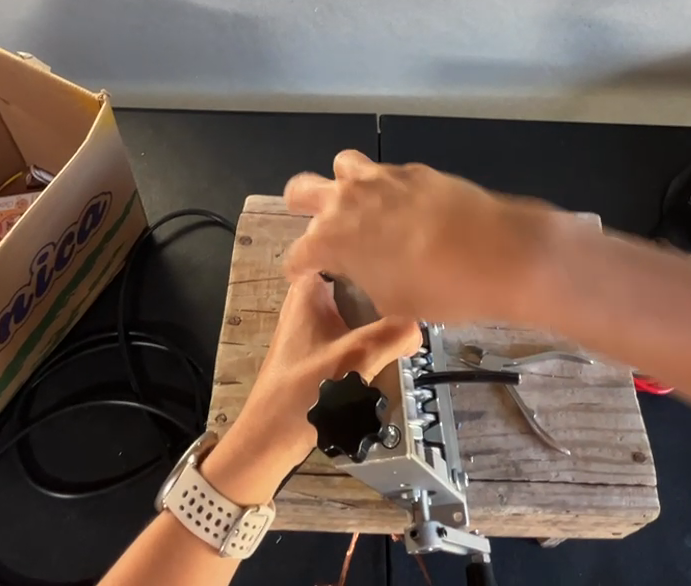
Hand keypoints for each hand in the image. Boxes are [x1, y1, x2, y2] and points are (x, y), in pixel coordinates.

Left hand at [203, 272, 418, 504]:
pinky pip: (353, 326)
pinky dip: (371, 331)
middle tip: (418, 291)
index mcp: (309, 288)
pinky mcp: (320, 347)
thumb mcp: (355, 359)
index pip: (346, 249)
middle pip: (356, 279)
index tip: (406, 254)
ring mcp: (314, 323)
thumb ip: (392, 336)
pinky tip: (393, 341)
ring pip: (356, 305)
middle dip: (383, 285)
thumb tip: (421, 326)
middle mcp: (310, 298)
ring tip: (412, 314)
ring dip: (379, 312)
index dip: (375, 249)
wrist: (269, 441)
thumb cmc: (304, 392)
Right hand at [283, 149, 574, 326]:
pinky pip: (384, 172)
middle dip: (302, 208)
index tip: (307, 274)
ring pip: (342, 166)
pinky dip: (385, 187)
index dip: (300, 268)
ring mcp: (379, 179)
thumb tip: (367, 268)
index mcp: (331, 241)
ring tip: (362, 206)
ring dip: (344, 185)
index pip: (298, 254)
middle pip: (300, 190)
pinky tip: (404, 208)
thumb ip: (365, 279)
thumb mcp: (391, 301)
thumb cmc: (439, 291)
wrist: (496, 252)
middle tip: (320, 227)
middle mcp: (346, 201)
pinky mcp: (411, 169)